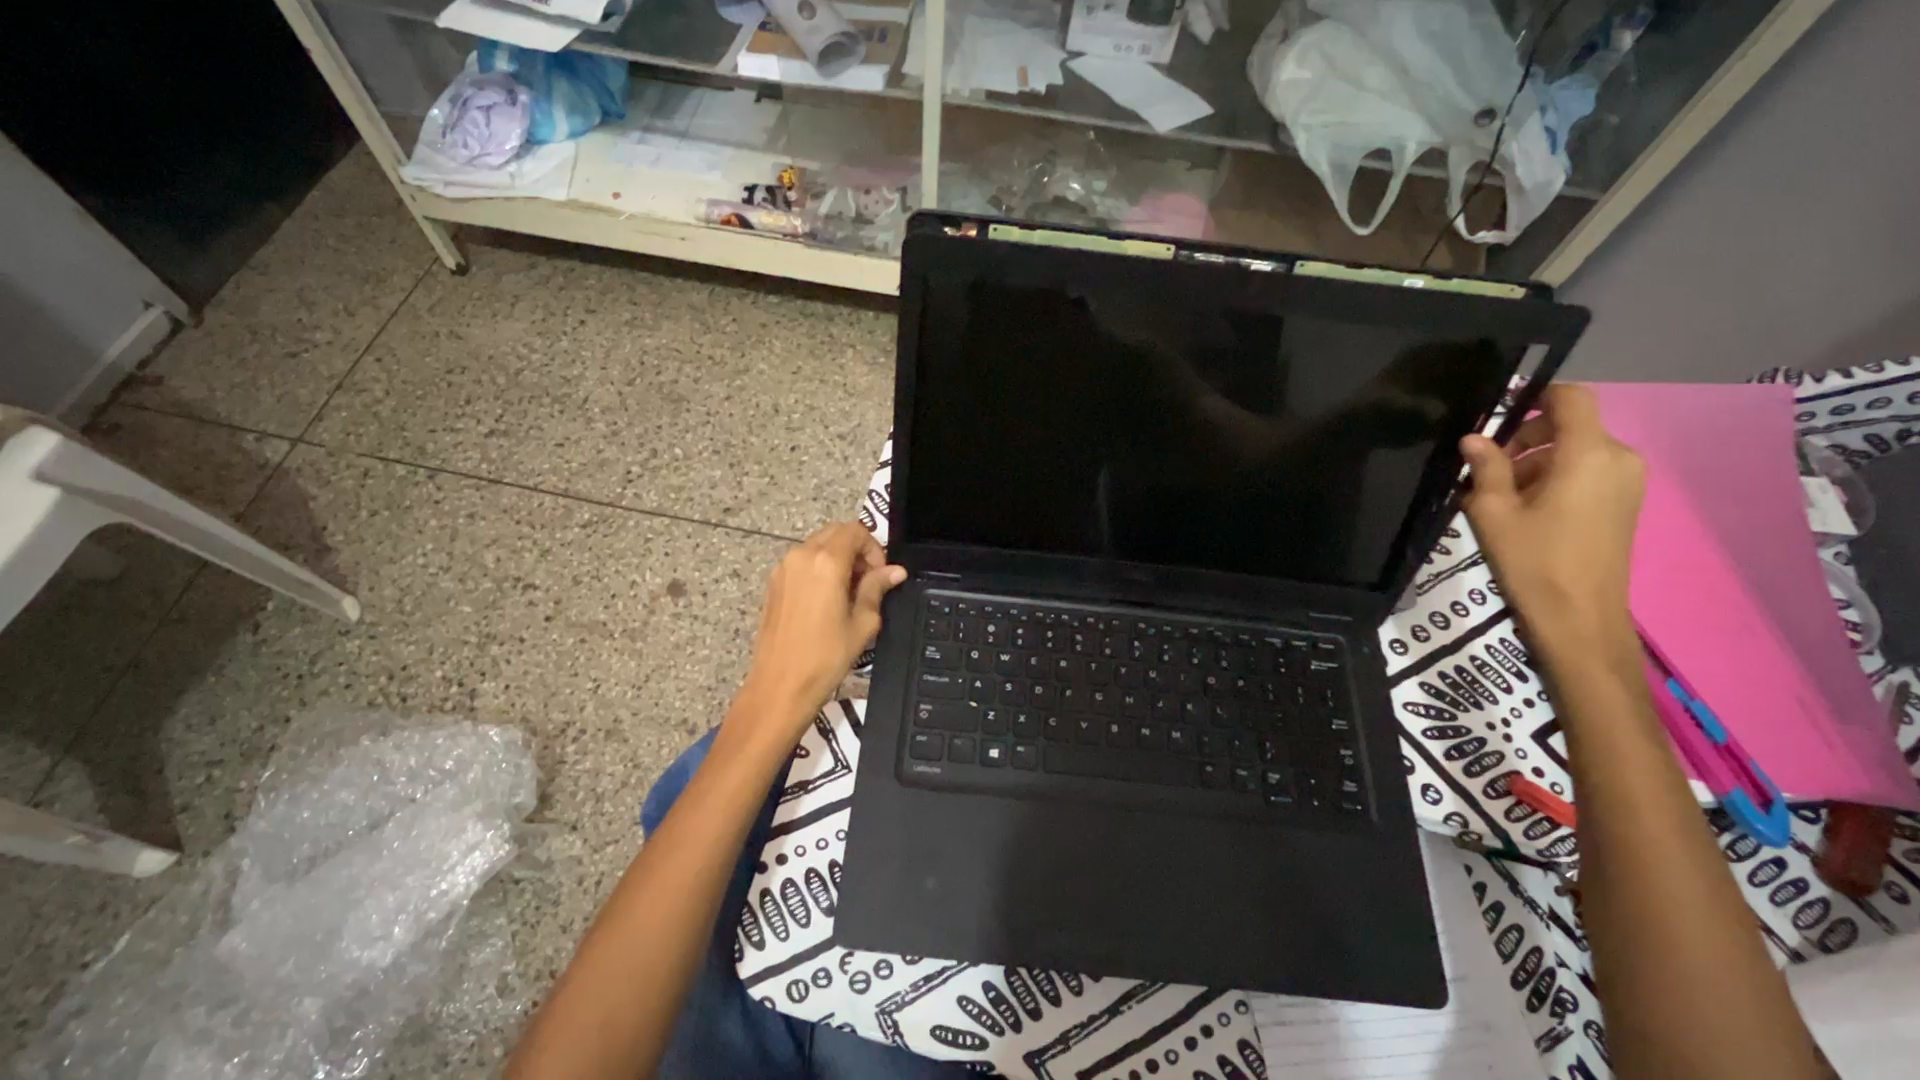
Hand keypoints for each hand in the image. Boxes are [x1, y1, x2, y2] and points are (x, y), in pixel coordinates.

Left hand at [738, 523, 906, 735]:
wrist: (780, 685)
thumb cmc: (826, 657)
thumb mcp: (863, 623)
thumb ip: (877, 588)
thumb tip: (895, 571)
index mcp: (826, 562)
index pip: (855, 531)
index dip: (874, 548)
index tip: (881, 574)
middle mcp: (801, 557)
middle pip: (835, 533)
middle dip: (856, 550)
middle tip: (868, 582)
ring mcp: (783, 569)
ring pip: (817, 546)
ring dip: (837, 559)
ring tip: (849, 594)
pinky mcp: (773, 584)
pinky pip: (802, 563)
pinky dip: (819, 569)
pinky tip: (826, 601)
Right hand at [1459, 385, 1644, 651]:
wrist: (1580, 619)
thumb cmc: (1534, 562)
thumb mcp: (1494, 513)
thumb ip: (1486, 468)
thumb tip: (1474, 438)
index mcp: (1589, 454)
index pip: (1570, 399)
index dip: (1536, 397)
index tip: (1498, 414)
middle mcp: (1618, 459)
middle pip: (1571, 426)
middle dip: (1528, 438)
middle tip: (1487, 468)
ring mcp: (1627, 483)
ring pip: (1578, 451)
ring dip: (1539, 462)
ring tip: (1501, 495)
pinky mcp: (1625, 504)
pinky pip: (1589, 472)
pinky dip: (1558, 479)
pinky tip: (1527, 510)